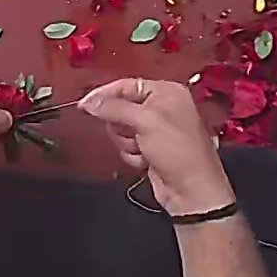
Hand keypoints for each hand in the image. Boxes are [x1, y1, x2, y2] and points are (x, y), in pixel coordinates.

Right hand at [81, 79, 233, 216]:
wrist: (192, 191)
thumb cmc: (177, 151)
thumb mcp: (145, 122)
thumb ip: (114, 108)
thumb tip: (89, 102)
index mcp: (166, 91)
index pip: (126, 85)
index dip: (105, 95)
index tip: (84, 105)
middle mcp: (162, 107)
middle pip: (121, 108)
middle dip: (122, 125)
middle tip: (133, 134)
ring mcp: (156, 129)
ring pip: (121, 129)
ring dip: (127, 142)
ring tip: (143, 150)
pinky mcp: (151, 148)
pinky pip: (127, 145)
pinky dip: (132, 154)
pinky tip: (146, 161)